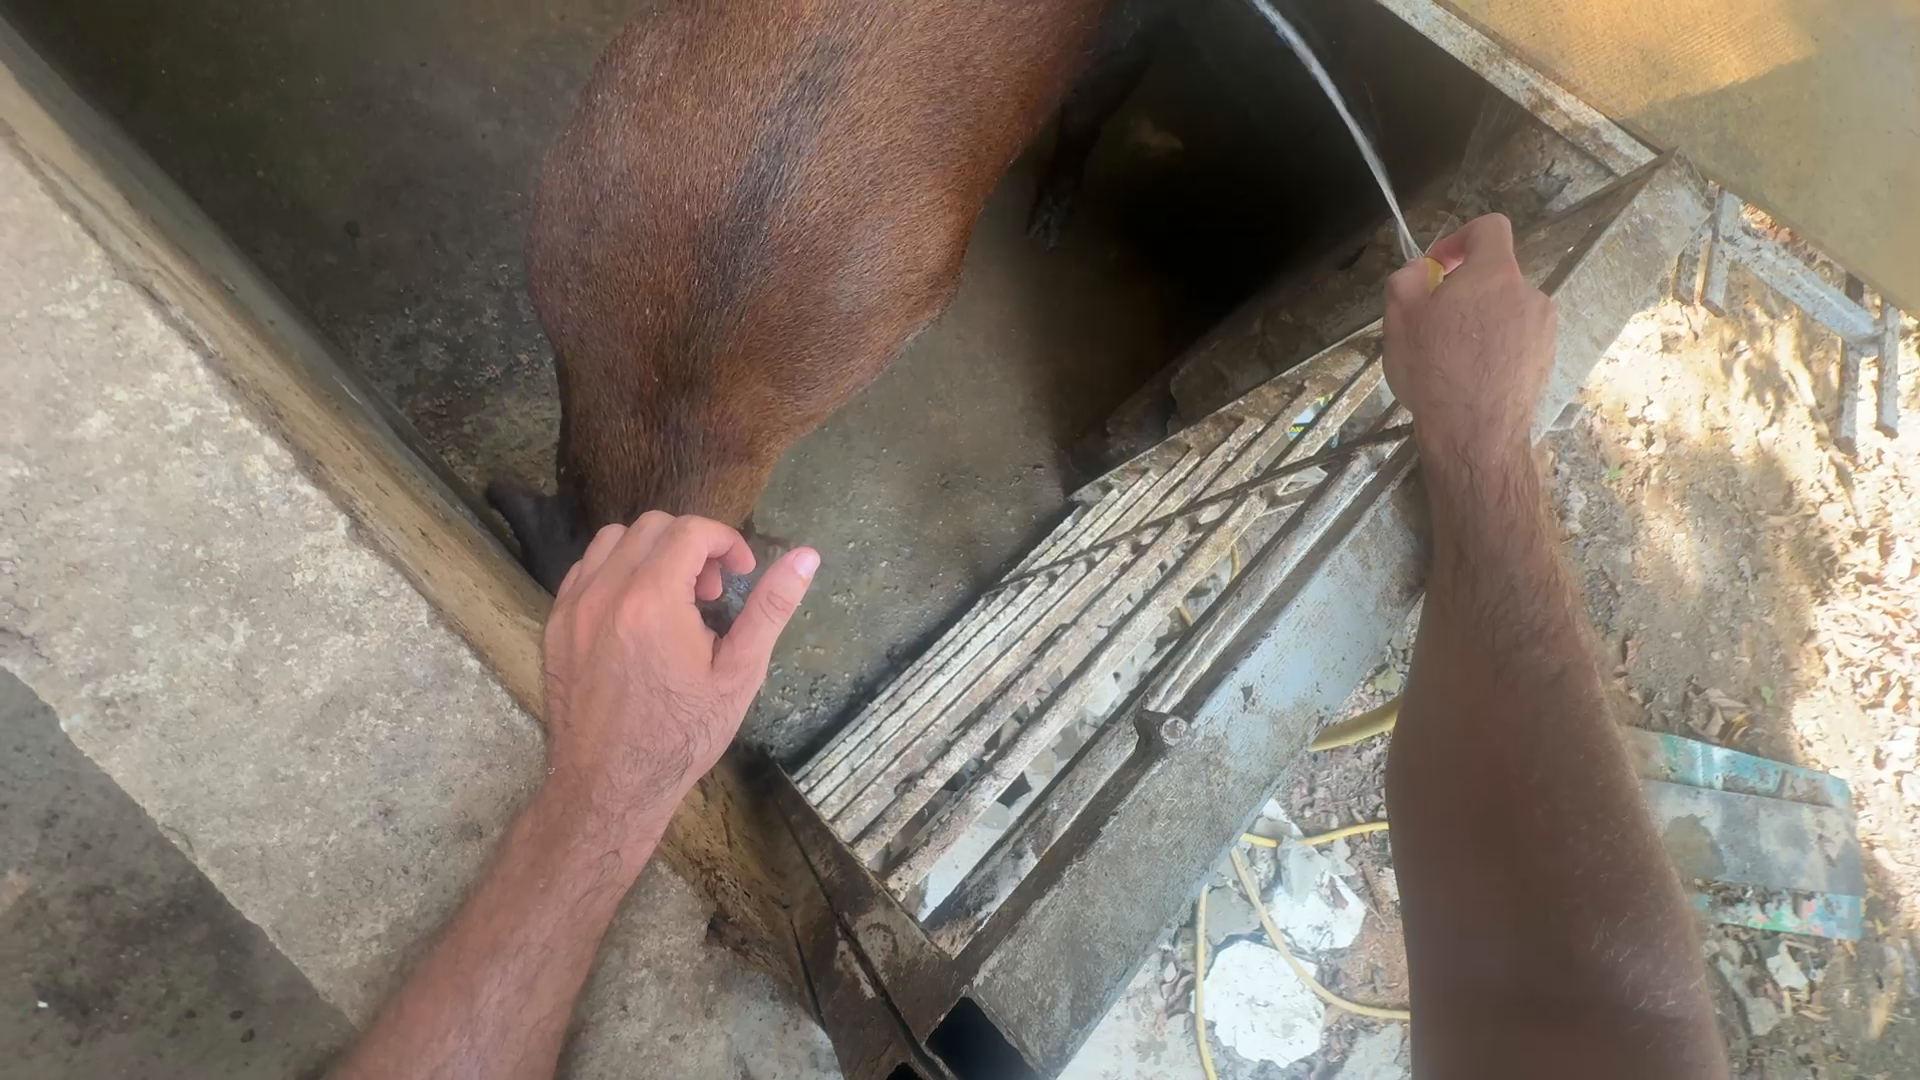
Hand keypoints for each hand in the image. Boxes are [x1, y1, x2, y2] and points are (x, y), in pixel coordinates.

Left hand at [539, 511, 818, 845]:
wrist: (610, 786)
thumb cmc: (684, 733)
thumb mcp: (741, 672)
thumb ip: (771, 607)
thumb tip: (807, 556)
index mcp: (654, 599)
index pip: (692, 530)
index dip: (727, 542)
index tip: (742, 573)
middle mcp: (607, 592)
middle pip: (653, 526)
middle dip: (693, 545)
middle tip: (712, 592)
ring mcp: (573, 607)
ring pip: (613, 540)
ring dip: (653, 552)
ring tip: (674, 597)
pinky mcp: (555, 625)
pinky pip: (586, 569)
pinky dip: (619, 570)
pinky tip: (639, 611)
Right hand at [1383, 214, 1556, 473]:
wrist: (1474, 432)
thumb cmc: (1431, 372)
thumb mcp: (1399, 322)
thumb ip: (1406, 281)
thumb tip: (1423, 269)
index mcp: (1492, 276)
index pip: (1489, 228)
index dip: (1458, 239)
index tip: (1436, 268)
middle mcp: (1528, 292)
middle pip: (1493, 278)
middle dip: (1461, 295)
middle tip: (1430, 330)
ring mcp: (1543, 325)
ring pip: (1504, 311)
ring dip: (1478, 324)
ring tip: (1450, 362)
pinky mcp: (1547, 355)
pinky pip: (1516, 339)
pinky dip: (1494, 349)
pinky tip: (1471, 379)